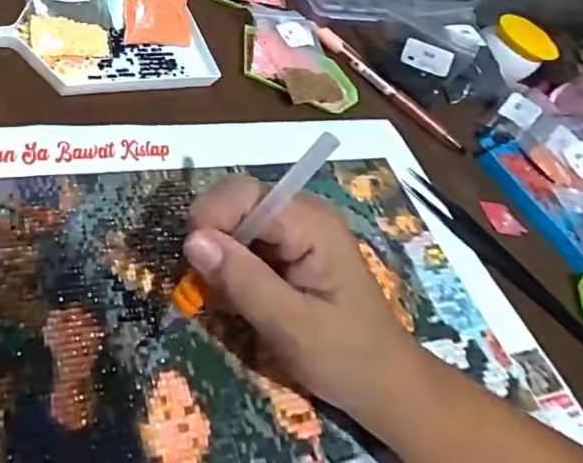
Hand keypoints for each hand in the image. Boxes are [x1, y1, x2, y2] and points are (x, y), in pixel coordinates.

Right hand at [184, 176, 416, 409]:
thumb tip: (192, 240)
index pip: (244, 194)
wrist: (390, 389)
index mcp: (310, 222)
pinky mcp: (289, 244)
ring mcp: (295, 227)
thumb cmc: (348, 359)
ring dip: (219, 250)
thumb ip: (244, 281)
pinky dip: (231, 261)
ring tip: (222, 292)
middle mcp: (301, 212)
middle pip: (236, 200)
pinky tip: (236, 291)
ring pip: (235, 218)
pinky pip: (245, 236)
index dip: (211, 216)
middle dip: (212, 235)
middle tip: (206, 280)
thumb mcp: (293, 327)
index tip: (192, 259)